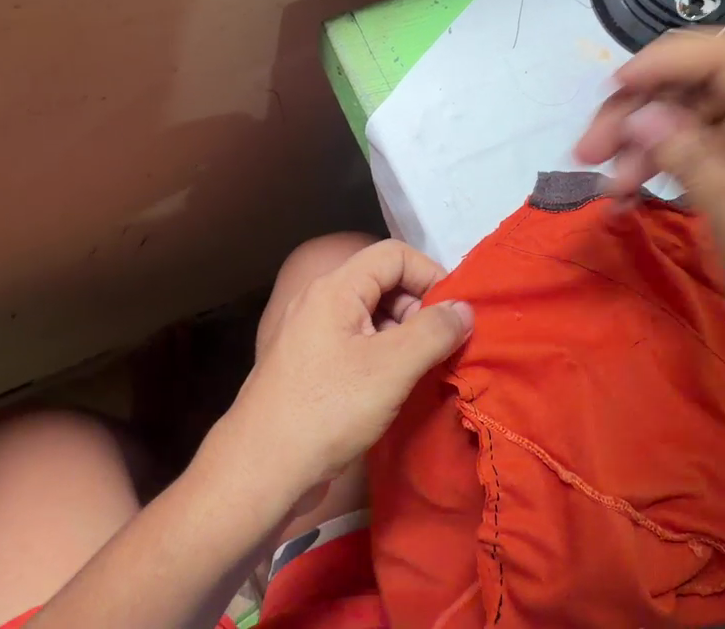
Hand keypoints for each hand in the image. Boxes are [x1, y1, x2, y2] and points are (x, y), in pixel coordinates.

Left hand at [208, 240, 473, 509]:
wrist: (260, 469)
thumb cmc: (328, 411)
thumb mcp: (391, 369)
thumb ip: (433, 332)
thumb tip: (465, 308)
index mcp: (335, 288)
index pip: (394, 254)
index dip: (430, 275)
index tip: (455, 314)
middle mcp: (319, 301)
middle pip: (382, 282)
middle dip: (418, 308)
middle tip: (440, 348)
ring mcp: (310, 334)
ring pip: (370, 315)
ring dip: (403, 336)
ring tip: (422, 371)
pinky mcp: (309, 365)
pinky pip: (355, 343)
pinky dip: (382, 355)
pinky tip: (394, 387)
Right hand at [574, 29, 724, 373]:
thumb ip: (692, 159)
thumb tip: (640, 113)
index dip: (667, 60)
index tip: (615, 87)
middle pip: (697, 87)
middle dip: (639, 109)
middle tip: (589, 151)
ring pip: (687, 121)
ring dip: (639, 143)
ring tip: (604, 186)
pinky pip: (693, 156)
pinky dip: (656, 168)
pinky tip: (625, 195)